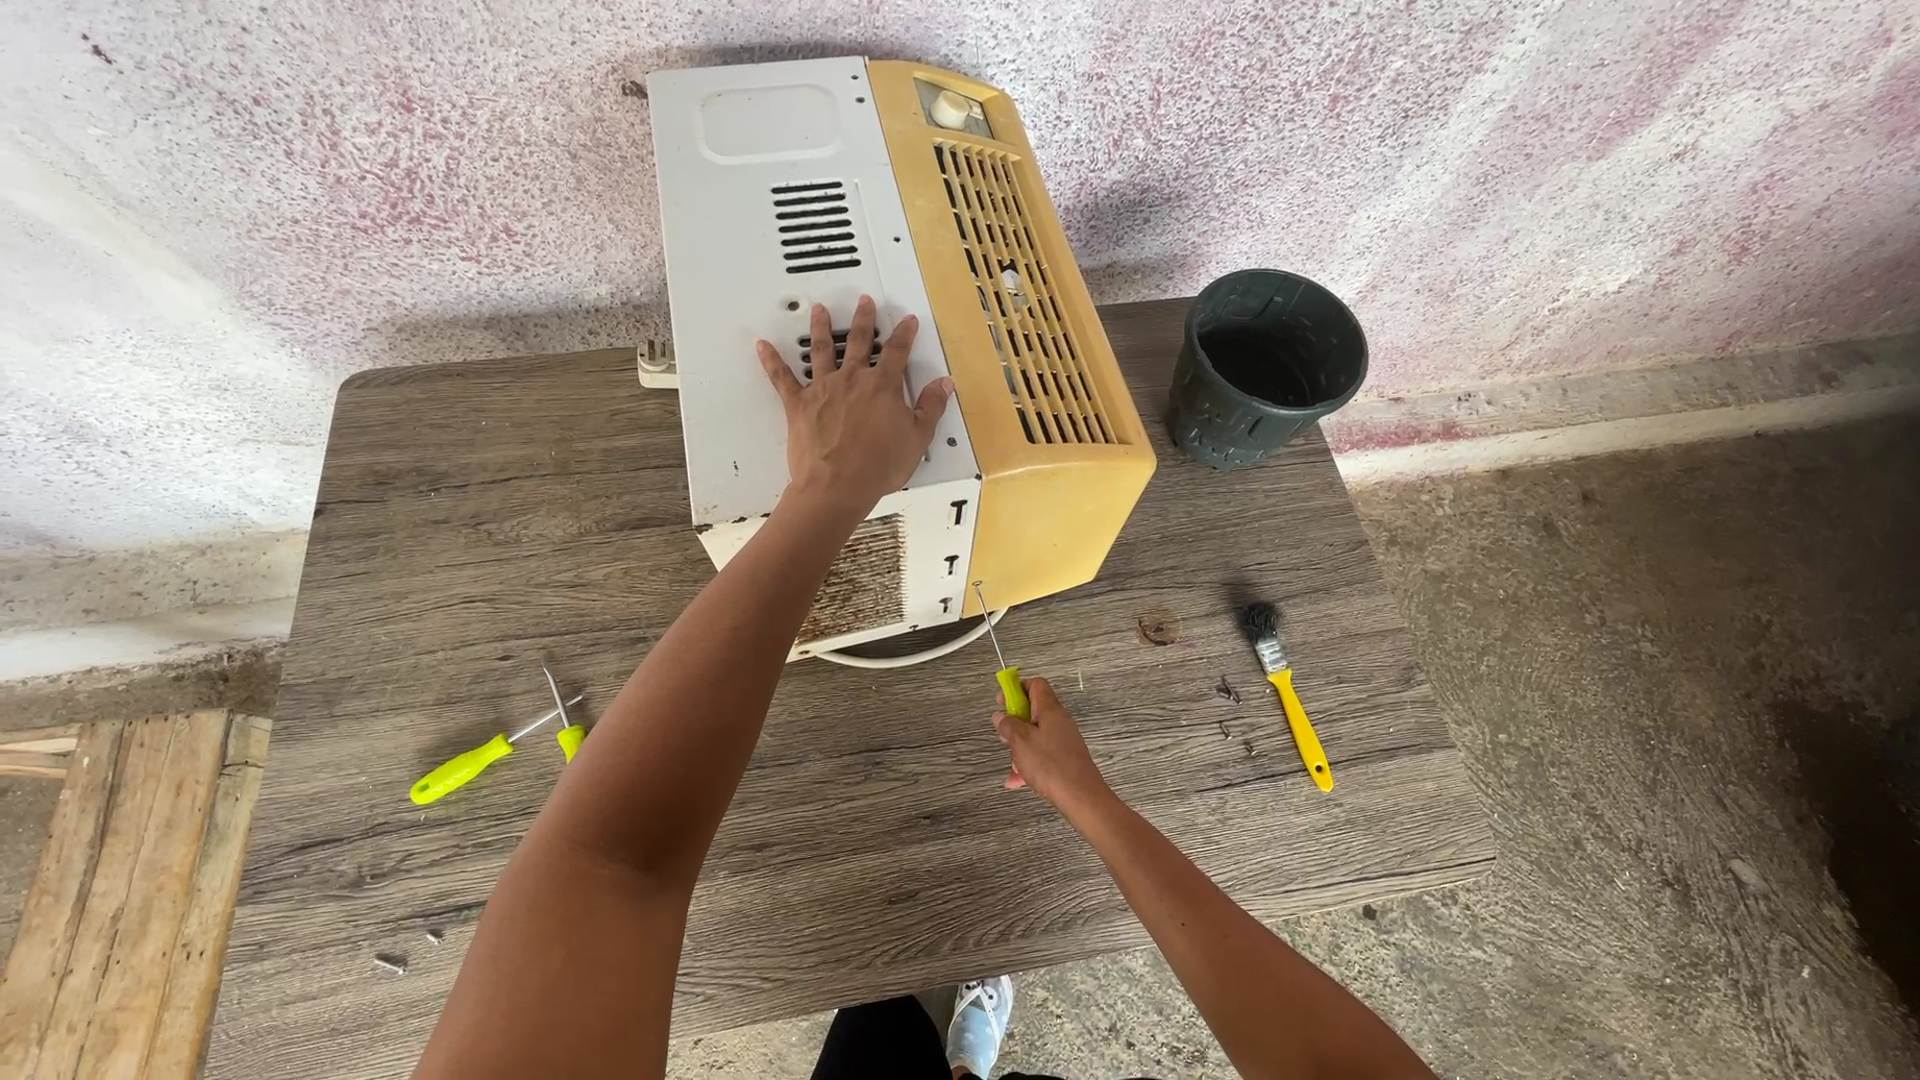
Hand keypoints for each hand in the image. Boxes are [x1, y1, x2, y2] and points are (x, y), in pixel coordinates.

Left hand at [756, 296, 952, 512]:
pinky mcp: (799, 405)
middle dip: (863, 320)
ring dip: (821, 328)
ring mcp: (823, 390)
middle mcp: (852, 380)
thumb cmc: (876, 467)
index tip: (908, 322)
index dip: (904, 335)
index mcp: (882, 386)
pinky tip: (763, 347)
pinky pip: (782, 378)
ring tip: (819, 310)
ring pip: (822, 350)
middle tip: (864, 302)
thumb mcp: (916, 439)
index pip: (897, 352)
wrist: (838, 486)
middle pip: (859, 341)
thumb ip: (930, 407)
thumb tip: (943, 385)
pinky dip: (772, 361)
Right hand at [994, 677, 1113, 813]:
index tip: (1002, 700)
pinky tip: (1017, 780)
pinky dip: (1029, 763)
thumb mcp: (1020, 741)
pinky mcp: (1065, 758)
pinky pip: (1042, 754)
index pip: (1035, 684)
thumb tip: (1000, 716)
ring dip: (1020, 746)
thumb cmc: (1051, 766)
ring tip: (1013, 763)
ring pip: (1035, 735)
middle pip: (1034, 710)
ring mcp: (1063, 740)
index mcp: (1050, 709)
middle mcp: (1059, 721)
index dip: (1017, 688)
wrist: (1080, 796)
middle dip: (1014, 721)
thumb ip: (1008, 724)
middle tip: (1004, 733)